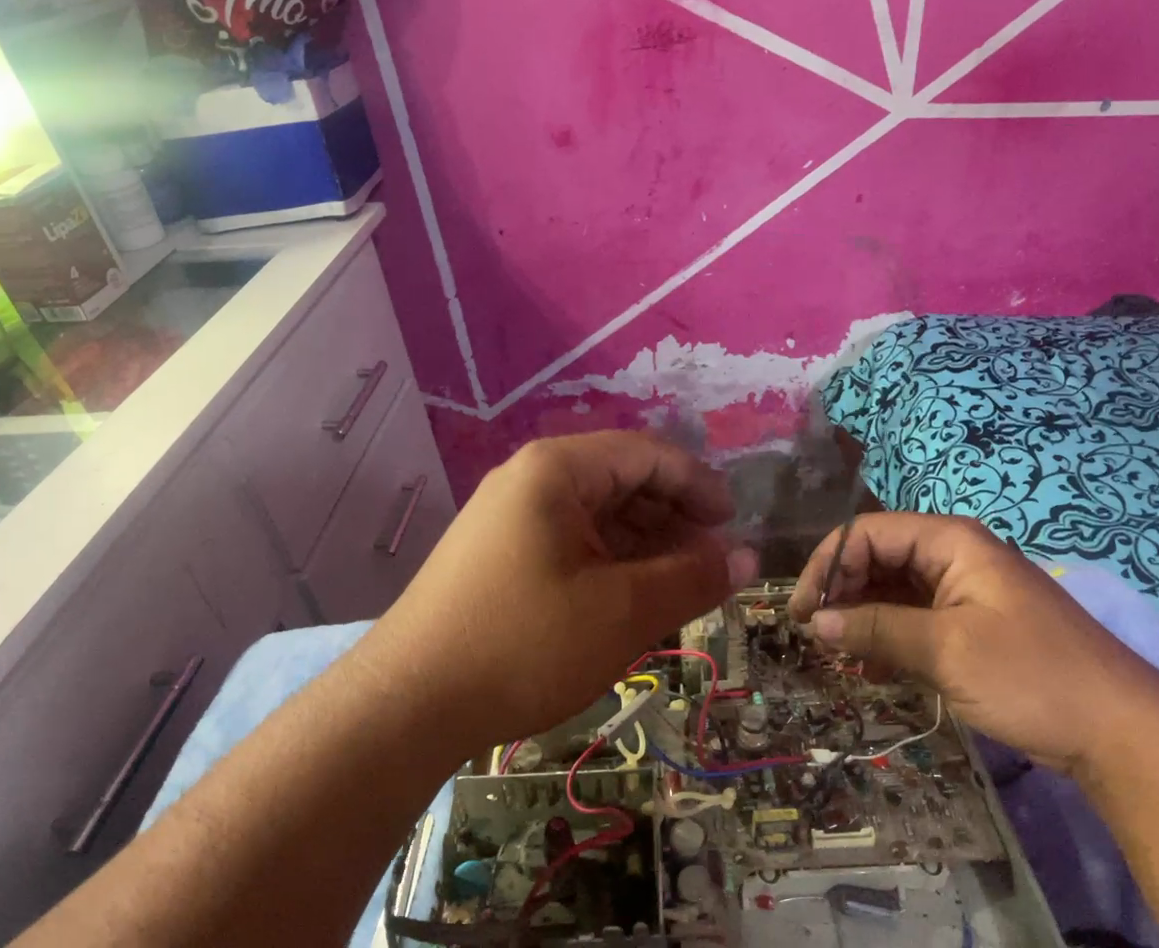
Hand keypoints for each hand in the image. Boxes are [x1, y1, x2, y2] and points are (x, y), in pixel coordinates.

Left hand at [373, 431, 757, 748]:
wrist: (407, 705)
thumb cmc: (526, 643)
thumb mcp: (624, 611)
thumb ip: (693, 577)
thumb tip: (751, 557)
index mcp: (556, 470)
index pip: (647, 454)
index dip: (699, 485)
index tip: (735, 526)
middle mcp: (527, 481)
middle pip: (620, 482)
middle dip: (672, 520)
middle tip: (710, 566)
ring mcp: (506, 521)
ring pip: (594, 518)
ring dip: (643, 548)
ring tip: (677, 590)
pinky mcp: (495, 559)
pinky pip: (568, 546)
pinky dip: (607, 567)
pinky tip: (628, 604)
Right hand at [787, 513, 1158, 776]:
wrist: (1119, 732)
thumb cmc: (1030, 675)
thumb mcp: (945, 649)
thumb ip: (876, 628)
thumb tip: (812, 620)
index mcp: (952, 542)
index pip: (869, 533)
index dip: (828, 566)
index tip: (799, 612)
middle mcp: (956, 558)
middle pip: (879, 559)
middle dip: (842, 593)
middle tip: (815, 637)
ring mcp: (966, 594)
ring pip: (894, 593)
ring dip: (862, 620)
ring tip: (840, 656)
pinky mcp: (973, 630)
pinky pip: (915, 622)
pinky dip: (888, 640)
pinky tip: (872, 670)